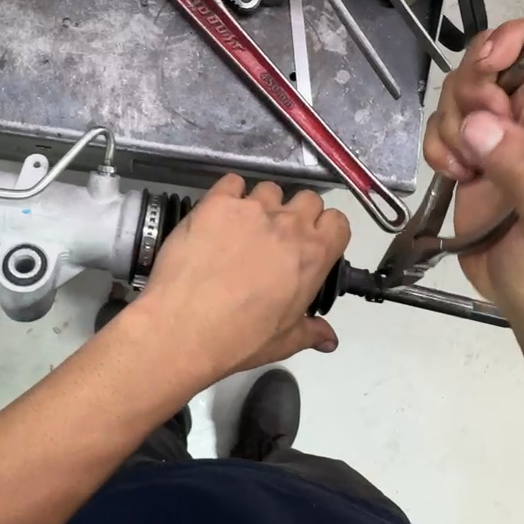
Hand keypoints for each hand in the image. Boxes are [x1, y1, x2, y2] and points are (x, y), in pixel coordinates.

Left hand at [124, 175, 350, 389]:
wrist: (184, 326)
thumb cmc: (239, 337)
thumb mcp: (283, 341)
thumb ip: (310, 331)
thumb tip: (329, 338)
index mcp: (313, 256)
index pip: (338, 221)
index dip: (325, 229)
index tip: (311, 241)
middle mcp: (288, 224)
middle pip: (307, 198)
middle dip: (296, 213)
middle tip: (276, 236)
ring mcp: (252, 209)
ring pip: (270, 188)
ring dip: (263, 204)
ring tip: (243, 226)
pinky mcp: (216, 202)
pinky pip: (231, 182)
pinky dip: (229, 193)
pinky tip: (219, 213)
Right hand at [422, 15, 523, 321]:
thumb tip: (478, 125)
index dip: (521, 36)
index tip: (490, 69)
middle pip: (493, 55)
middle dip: (471, 90)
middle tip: (477, 138)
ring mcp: (497, 130)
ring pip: (459, 88)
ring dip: (450, 124)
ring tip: (468, 168)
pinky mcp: (467, 150)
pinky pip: (438, 122)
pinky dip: (436, 146)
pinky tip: (454, 176)